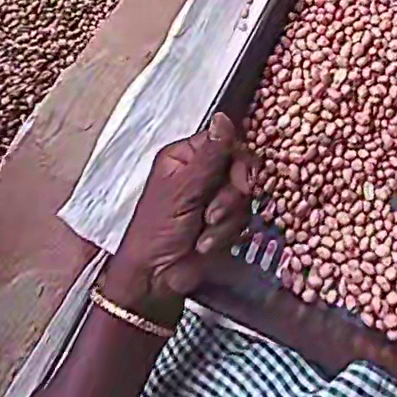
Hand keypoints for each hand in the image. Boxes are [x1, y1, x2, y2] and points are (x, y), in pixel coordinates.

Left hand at [106, 112, 253, 324]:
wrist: (154, 280)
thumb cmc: (156, 230)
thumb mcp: (183, 190)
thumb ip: (210, 155)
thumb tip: (224, 117)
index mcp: (185, 157)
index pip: (225, 143)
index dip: (237, 161)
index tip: (240, 180)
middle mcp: (201, 173)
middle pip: (239, 170)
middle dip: (229, 197)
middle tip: (213, 214)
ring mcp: (213, 198)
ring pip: (243, 197)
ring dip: (225, 220)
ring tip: (203, 232)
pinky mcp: (223, 222)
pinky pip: (242, 219)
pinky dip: (225, 234)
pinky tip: (206, 244)